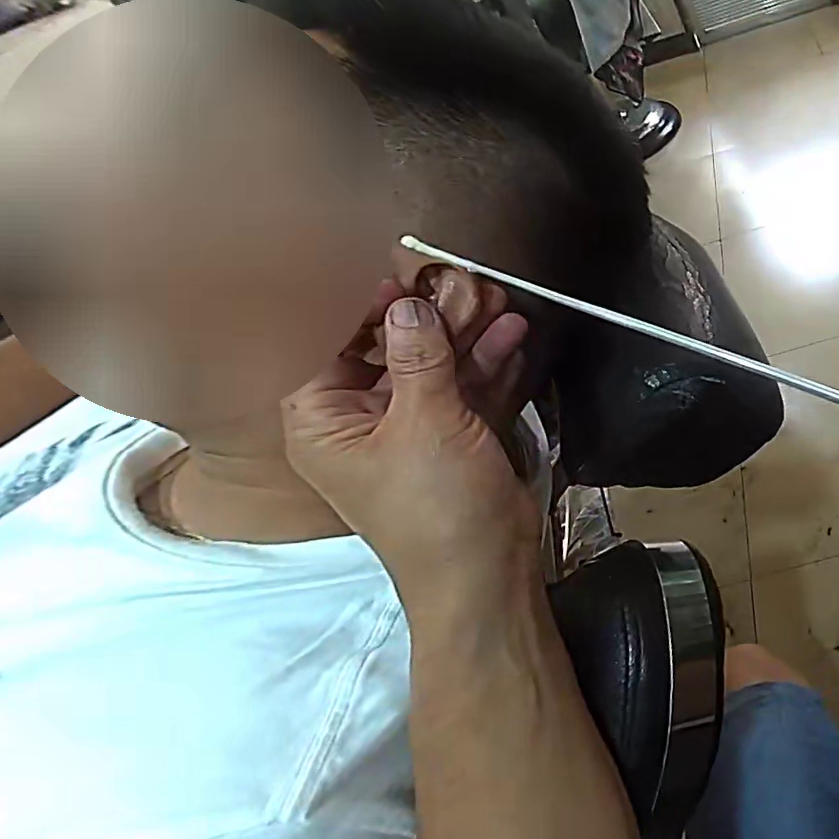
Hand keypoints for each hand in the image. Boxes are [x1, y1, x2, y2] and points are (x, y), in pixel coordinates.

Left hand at [282, 280, 538, 610]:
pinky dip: (492, 363)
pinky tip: (513, 336)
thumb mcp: (423, 425)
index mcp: (325, 420)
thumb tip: (409, 307)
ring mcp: (419, 427)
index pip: (330, 348)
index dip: (361, 311)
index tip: (400, 276)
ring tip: (499, 301)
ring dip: (470, 336)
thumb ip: (418, 361)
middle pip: (394, 352)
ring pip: (440, 368)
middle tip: (464, 283)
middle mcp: (366, 419)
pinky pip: (472, 388)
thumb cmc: (434, 504)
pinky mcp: (462, 435)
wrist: (484, 562)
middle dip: (432, 319)